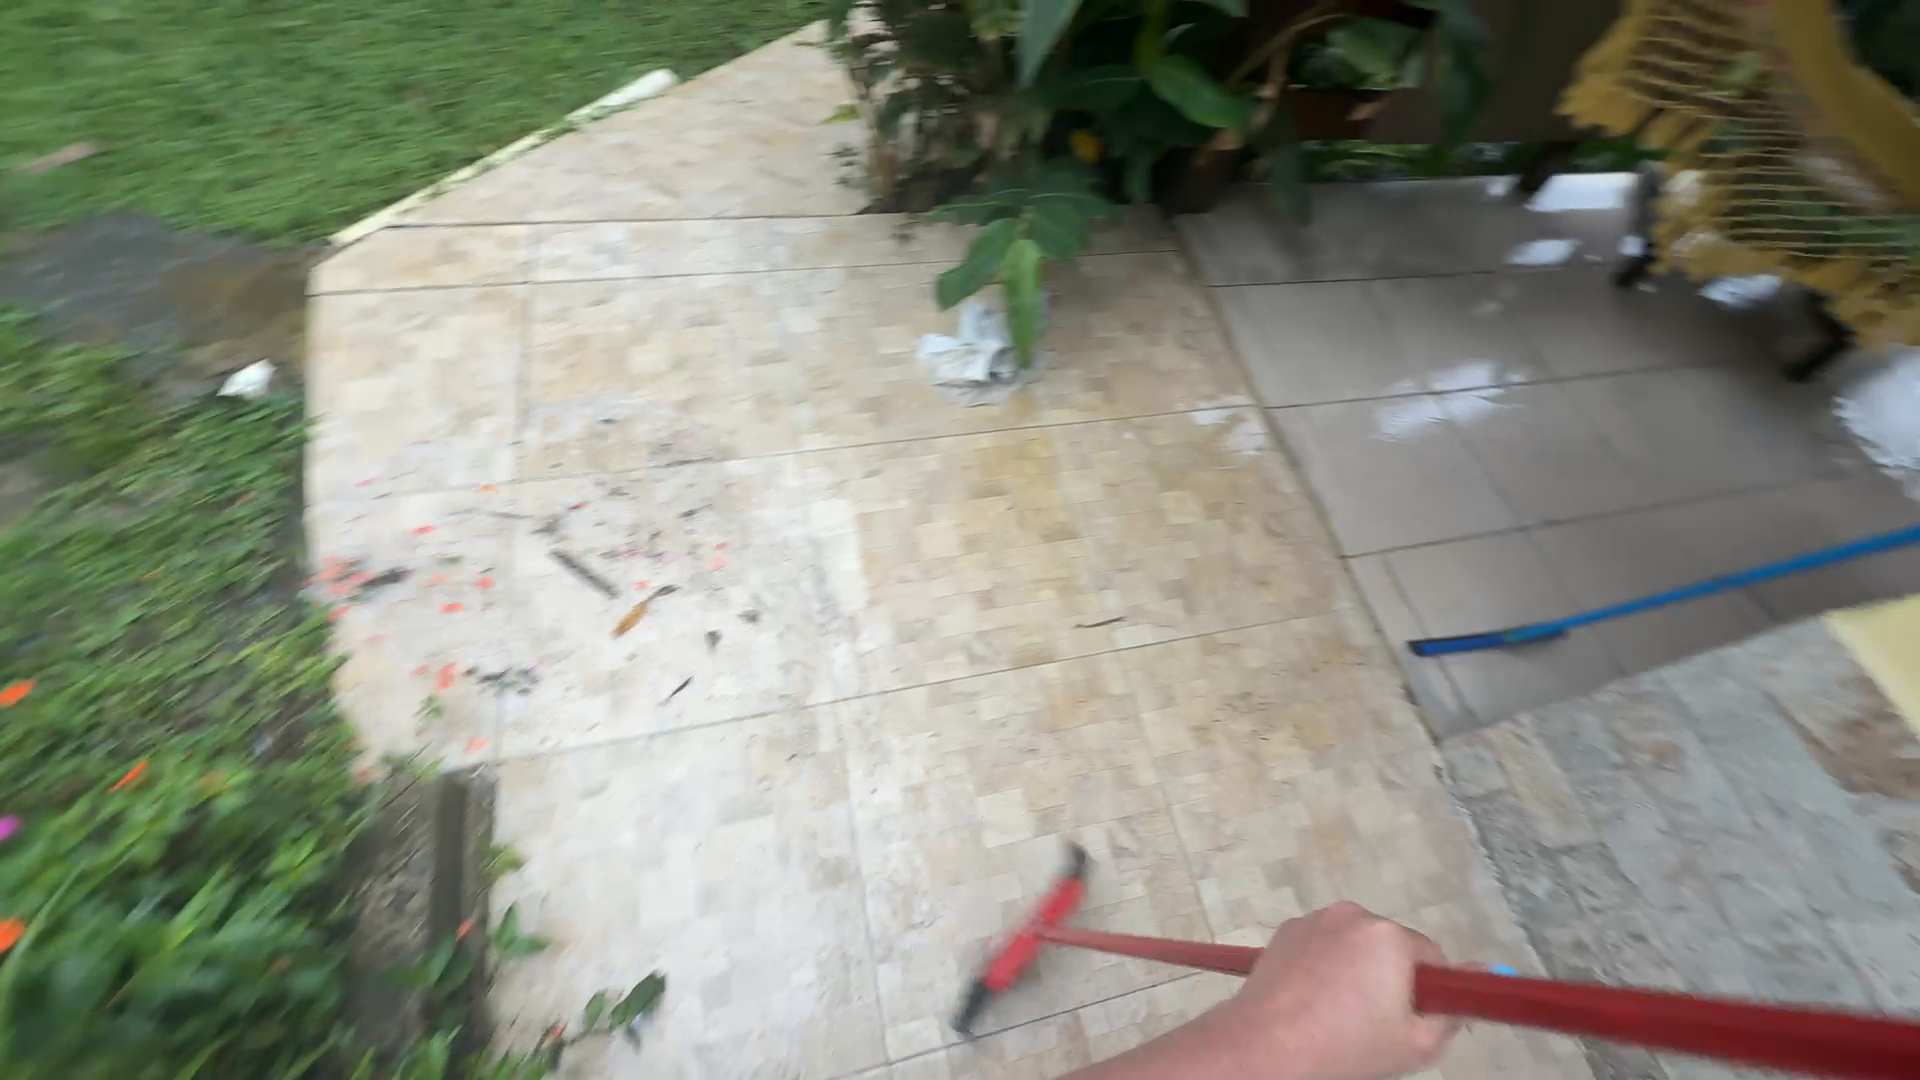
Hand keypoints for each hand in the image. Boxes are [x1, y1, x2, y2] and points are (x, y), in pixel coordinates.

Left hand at [1214, 901, 1458, 1079]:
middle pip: (1390, 945)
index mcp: (1388, 935)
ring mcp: (1314, 918)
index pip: (1431, 956)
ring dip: (1358, 968)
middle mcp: (1351, 914)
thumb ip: (1454, 1008)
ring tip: (1341, 1011)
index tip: (1415, 1016)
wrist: (1272, 1039)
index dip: (1429, 989)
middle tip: (1378, 1019)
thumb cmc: (1351, 1044)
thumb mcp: (1419, 1042)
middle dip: (1392, 976)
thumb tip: (1483, 972)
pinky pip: (1323, 943)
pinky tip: (1315, 997)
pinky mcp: (1287, 928)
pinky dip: (1326, 963)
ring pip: (1355, 944)